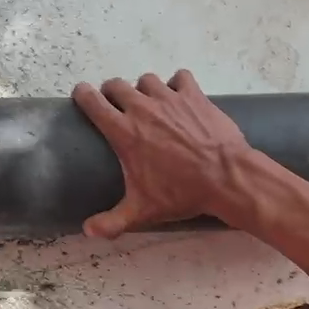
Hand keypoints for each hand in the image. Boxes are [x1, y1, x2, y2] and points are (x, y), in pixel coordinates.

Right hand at [72, 70, 255, 238]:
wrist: (225, 177)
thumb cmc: (181, 193)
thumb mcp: (142, 210)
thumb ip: (112, 222)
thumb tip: (88, 231)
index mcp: (124, 131)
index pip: (94, 102)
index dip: (83, 95)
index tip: (82, 96)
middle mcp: (143, 108)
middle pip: (116, 85)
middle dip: (112, 92)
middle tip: (117, 106)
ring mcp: (169, 98)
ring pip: (147, 80)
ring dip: (144, 89)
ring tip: (149, 103)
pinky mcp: (194, 95)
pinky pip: (180, 77)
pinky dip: (177, 84)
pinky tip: (179, 97)